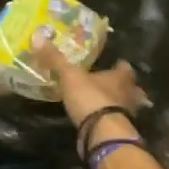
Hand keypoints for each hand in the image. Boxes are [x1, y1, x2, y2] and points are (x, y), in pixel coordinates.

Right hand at [29, 33, 147, 126]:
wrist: (101, 132)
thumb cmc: (90, 97)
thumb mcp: (69, 76)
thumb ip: (56, 59)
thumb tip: (38, 36)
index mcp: (120, 77)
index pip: (125, 68)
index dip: (120, 65)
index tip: (116, 63)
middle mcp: (128, 94)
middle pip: (131, 87)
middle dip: (123, 86)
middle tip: (112, 84)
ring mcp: (127, 113)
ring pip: (127, 105)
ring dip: (120, 103)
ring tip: (108, 103)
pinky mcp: (120, 130)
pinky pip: (117, 121)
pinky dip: (111, 118)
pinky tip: (101, 119)